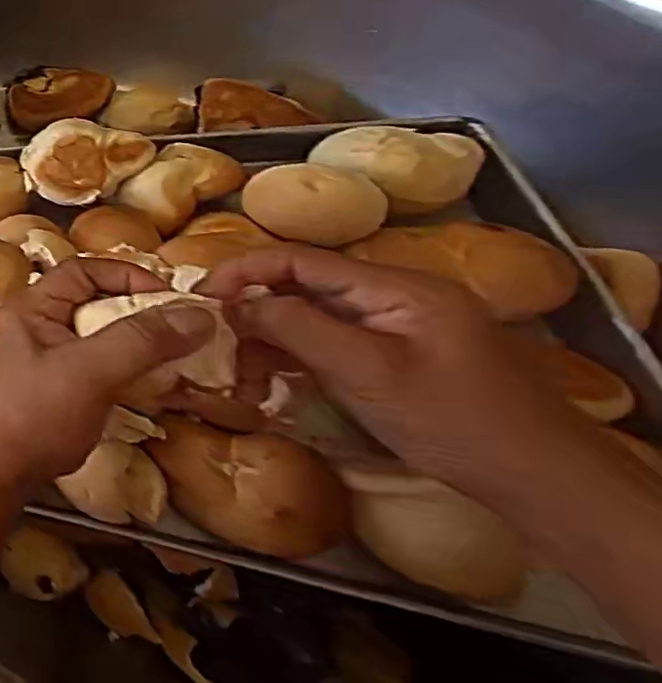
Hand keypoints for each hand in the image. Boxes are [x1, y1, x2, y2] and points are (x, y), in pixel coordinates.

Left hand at [0, 258, 216, 486]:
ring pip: (110, 333)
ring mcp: (56, 353)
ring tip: (189, 356)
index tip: (171, 298)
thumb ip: (139, 341)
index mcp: (34, 306)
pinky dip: (141, 368)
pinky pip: (112, 362)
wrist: (2, 465)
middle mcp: (43, 322)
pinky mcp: (71, 382)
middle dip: (146, 311)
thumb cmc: (35, 412)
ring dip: (149, 342)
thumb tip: (198, 315)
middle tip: (189, 328)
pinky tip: (171, 384)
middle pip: (101, 299)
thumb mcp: (88, 371)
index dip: (127, 275)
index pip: (84, 270)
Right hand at [196, 246, 599, 494]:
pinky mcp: (386, 353)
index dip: (241, 271)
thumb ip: (294, 326)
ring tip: (235, 368)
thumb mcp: (365, 370)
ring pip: (304, 315)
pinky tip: (264, 377)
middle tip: (210, 336)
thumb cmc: (455, 422)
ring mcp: (389, 325)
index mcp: (395, 287)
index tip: (199, 297)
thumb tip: (230, 304)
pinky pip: (322, 340)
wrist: (546, 486)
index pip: (297, 259)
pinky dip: (288, 355)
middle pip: (297, 286)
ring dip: (264, 338)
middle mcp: (390, 295)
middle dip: (248, 309)